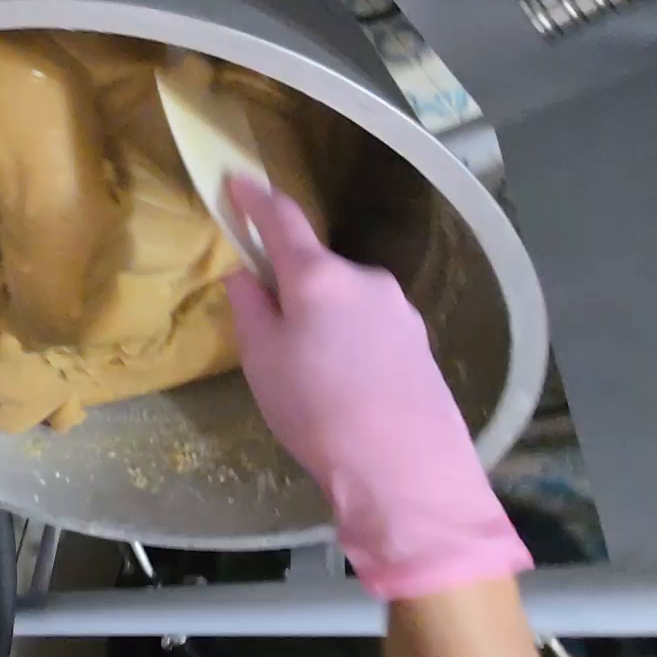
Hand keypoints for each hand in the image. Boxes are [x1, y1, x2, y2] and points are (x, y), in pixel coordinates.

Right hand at [223, 177, 528, 598]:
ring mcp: (399, 309)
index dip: (254, 198)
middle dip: (288, 281)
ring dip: (320, 313)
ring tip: (311, 369)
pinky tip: (347, 382)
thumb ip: (248, 305)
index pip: (281, 219)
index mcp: (318, 276)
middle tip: (269, 329)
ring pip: (342, 296)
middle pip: (313, 265)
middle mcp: (363, 279)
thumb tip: (247, 275)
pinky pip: (369, 322)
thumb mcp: (261, 358)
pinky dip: (348, 335)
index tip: (236, 180)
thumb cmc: (315, 409)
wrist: (407, 476)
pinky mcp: (420, 340)